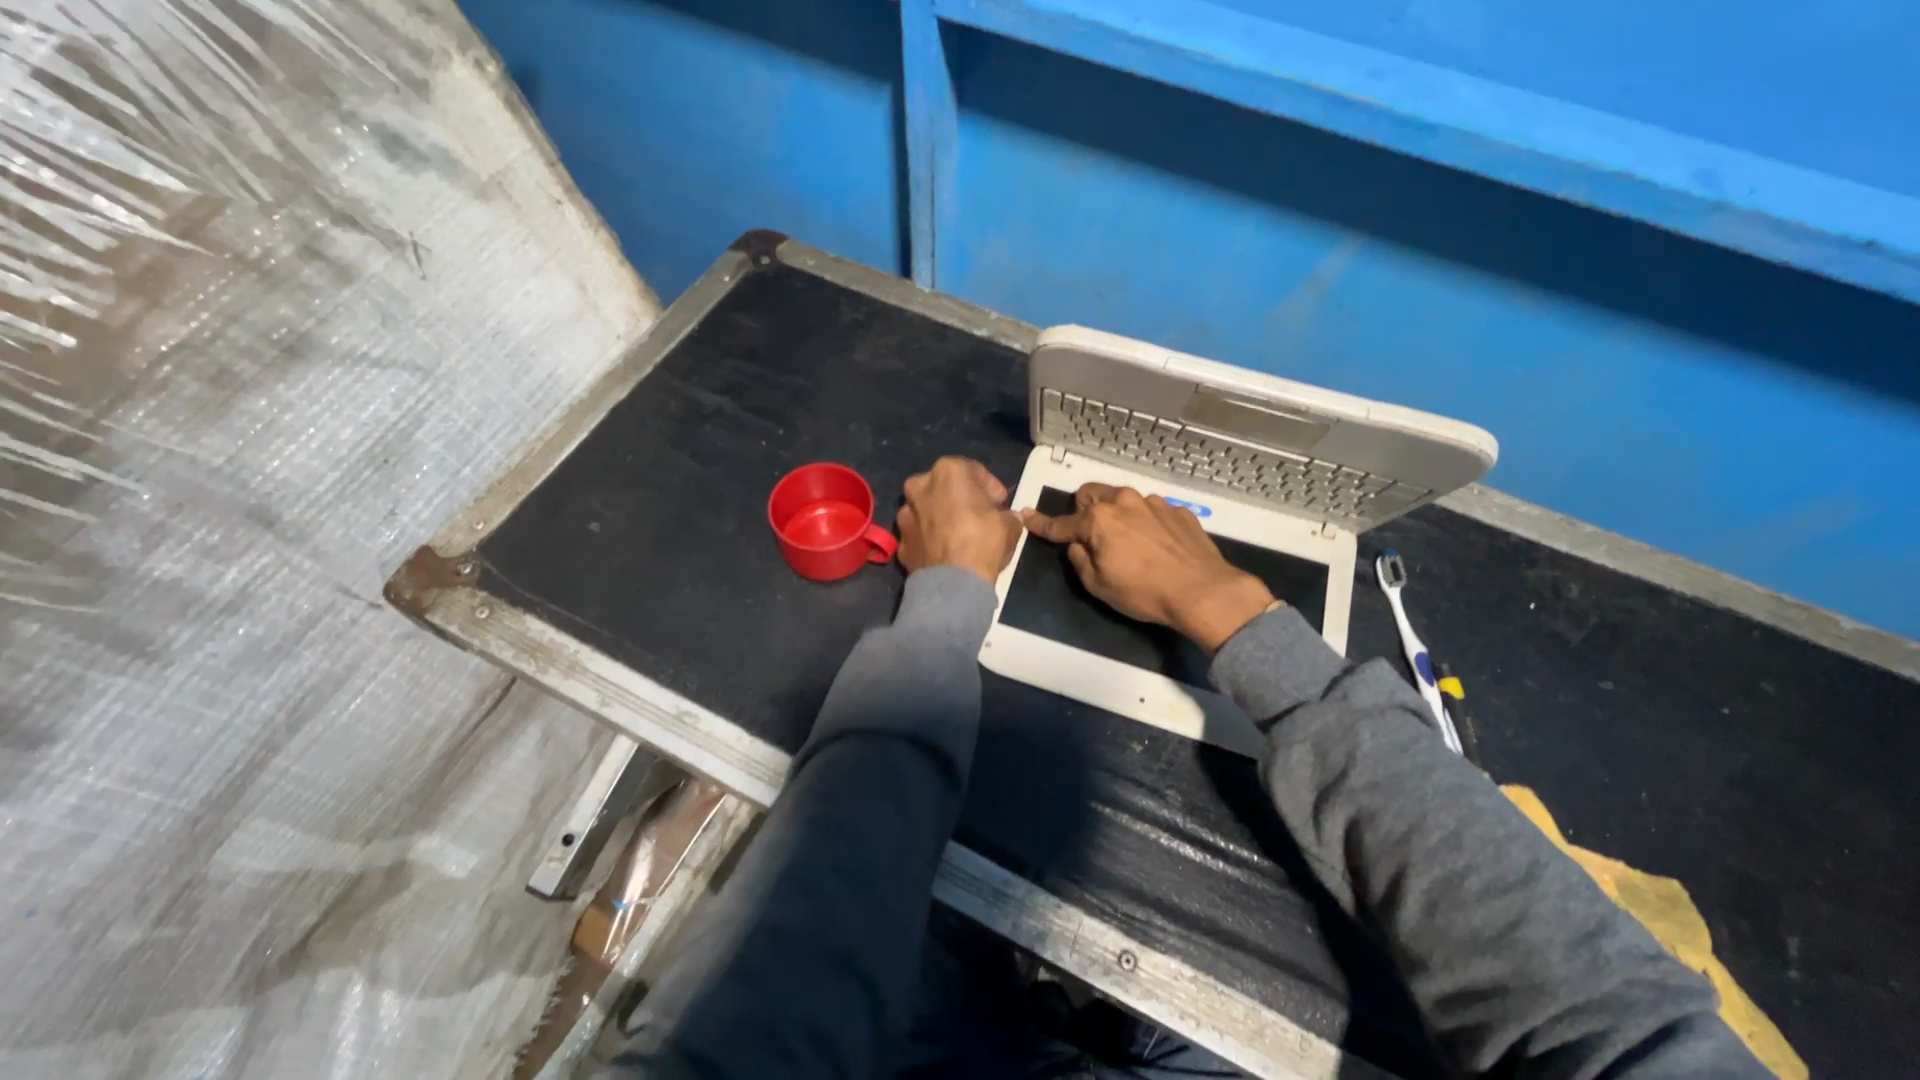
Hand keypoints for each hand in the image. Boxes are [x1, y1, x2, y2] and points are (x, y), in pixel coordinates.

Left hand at [897, 457, 1021, 584]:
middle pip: (944, 486)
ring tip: (959, 535)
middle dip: (960, 498)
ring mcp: (905, 514)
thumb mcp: (1009, 525)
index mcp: (947, 472)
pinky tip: (944, 551)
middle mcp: (920, 486)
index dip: (990, 487)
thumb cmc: (983, 542)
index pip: (973, 470)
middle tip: (979, 515)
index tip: (999, 503)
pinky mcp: (900, 541)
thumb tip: (1008, 518)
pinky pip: (919, 534)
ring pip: (926, 509)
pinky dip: (929, 539)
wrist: (953, 584)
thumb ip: (1007, 515)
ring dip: (941, 517)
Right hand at [1022, 483, 1275, 651]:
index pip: (1062, 523)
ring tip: (1131, 544)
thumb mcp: (1098, 585)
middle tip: (1093, 536)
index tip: (1027, 517)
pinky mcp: (1179, 511)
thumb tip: (1077, 545)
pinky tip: (1158, 547)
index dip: (1042, 524)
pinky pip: (1152, 511)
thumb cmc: (1144, 593)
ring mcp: (1155, 503)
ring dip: (1119, 515)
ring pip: (1124, 500)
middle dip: (1086, 510)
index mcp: (1099, 520)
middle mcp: (1124, 501)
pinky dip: (1147, 523)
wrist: (1203, 591)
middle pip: (1092, 494)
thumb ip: (1079, 559)